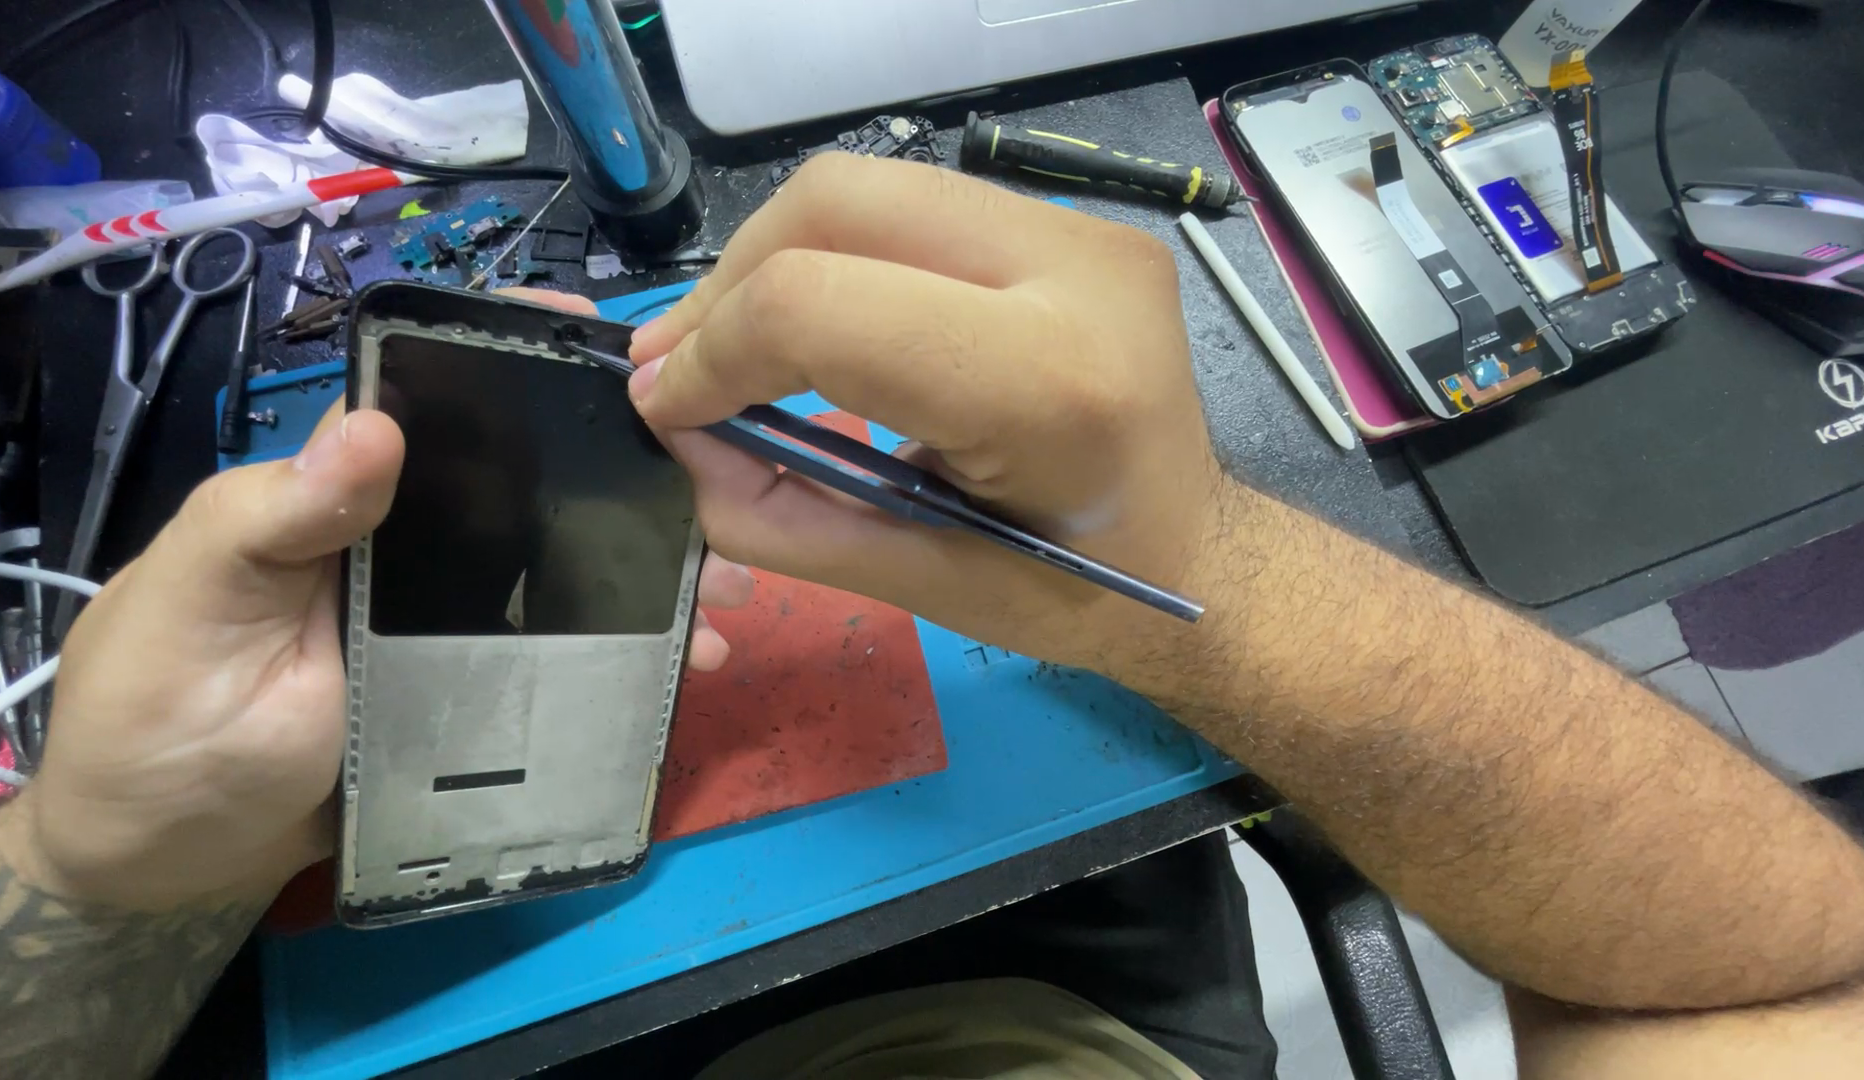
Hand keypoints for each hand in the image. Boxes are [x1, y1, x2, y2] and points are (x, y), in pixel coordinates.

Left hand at [0, 405, 752, 910]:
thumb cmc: (165, 712)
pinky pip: (588, 646)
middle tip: (717, 496)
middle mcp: (435, 540)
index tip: (607, 345)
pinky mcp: (506, 673)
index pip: (449, 404)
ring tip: (726, 590)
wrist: (185, 851)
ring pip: (588, 566)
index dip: (523, 361)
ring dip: (664, 570)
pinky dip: (646, 648)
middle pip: (551, 490)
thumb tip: (375, 428)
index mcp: (361, 494)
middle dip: (641, 484)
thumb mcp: (196, 603)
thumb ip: (271, 519)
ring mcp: (478, 610)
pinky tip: (694, 657)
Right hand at [626, 153, 1226, 685]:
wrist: (1195, 560)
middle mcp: (1076, 273)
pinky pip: (914, 213)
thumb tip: (681, 436)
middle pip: (835, 205)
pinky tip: (817, 326)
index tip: (668, 409)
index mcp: (1048, 383)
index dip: (714, 354)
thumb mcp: (920, 584)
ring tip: (733, 347)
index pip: (824, 309)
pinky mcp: (1074, 228)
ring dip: (776, 265)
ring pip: (868, 190)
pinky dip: (839, 261)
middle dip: (729, 287)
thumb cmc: (1077, 594)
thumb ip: (781, 514)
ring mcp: (1085, 234)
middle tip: (684, 368)